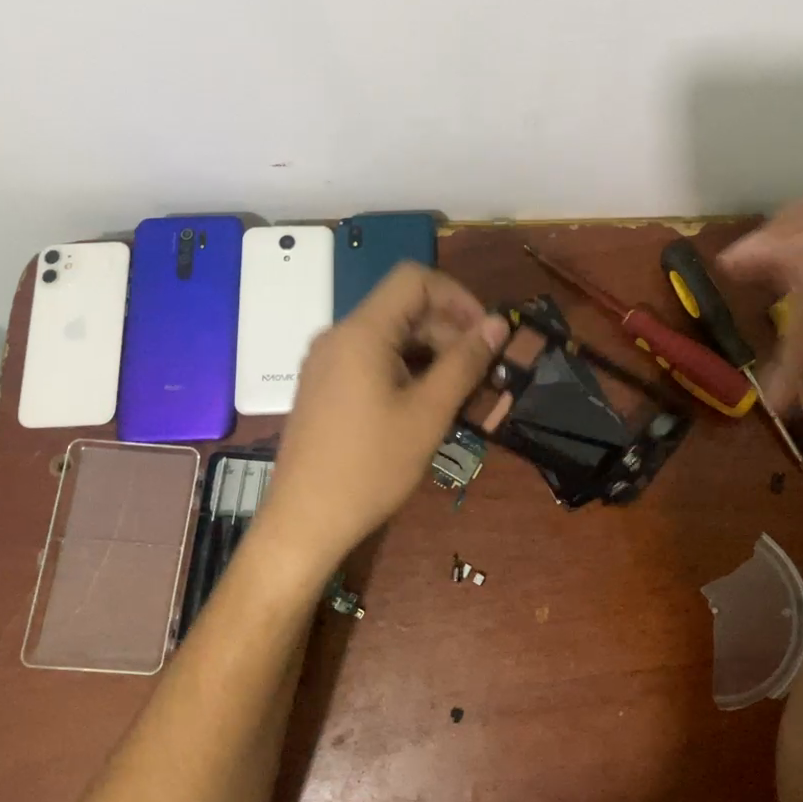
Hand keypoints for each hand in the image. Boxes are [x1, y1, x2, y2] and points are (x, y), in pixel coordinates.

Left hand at [258, 263, 508, 564]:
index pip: (414, 280)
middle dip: (448, 330)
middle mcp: (338, 335)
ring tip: (459, 393)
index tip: (485, 335)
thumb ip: (465, 363)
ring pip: (388, 336)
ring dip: (430, 353)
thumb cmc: (370, 467)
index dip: (458, 297)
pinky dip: (404, 369)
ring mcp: (326, 361)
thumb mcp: (428, 415)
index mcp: (361, 332)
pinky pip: (370, 359)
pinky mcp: (323, 386)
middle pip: (402, 308)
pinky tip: (424, 405)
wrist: (304, 521)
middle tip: (481, 373)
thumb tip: (498, 323)